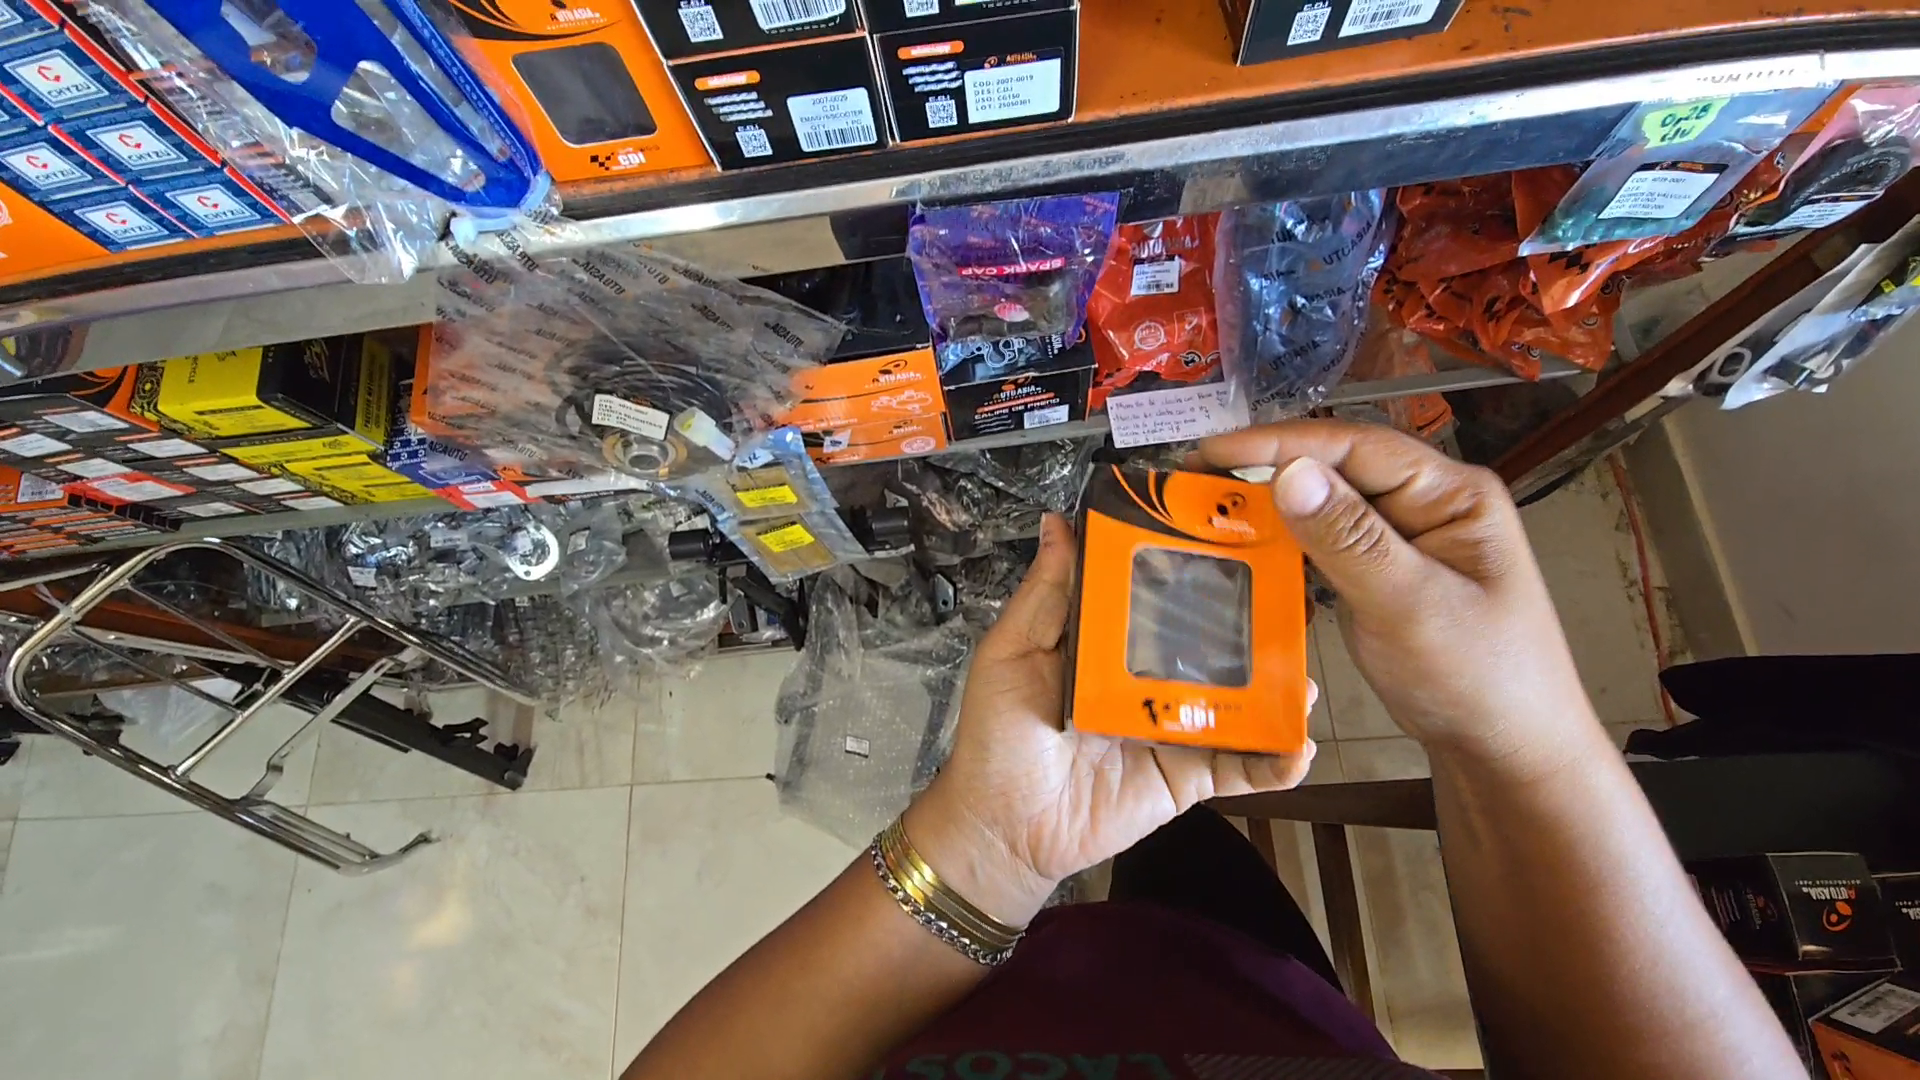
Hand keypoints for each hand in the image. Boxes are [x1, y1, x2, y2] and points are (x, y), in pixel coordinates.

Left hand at [905, 513, 1317, 927]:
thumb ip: (1046, 594)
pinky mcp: (1186, 777)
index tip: (1234, 539)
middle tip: (1291, 598)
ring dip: (1274, 687)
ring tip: (1306, 670)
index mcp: (1107, 643)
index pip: (1156, 597)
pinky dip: (1274, 759)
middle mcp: (1146, 678)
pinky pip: (1237, 766)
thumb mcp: (1013, 652)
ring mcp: (1172, 728)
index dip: (1190, 570)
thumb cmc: (1000, 731)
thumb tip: (1057, 522)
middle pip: (1206, 646)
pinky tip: (1299, 742)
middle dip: (1248, 625)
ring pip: (1234, 701)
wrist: (1004, 827)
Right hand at [1199, 419, 1600, 771]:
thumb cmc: (1477, 677)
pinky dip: (1283, 546)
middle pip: (1335, 471)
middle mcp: (1422, 505)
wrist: (1503, 750)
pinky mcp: (1375, 574)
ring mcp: (1397, 541)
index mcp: (1449, 494)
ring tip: (1210, 509)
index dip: (1279, 443)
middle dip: (1266, 471)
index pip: (1355, 447)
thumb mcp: (1410, 605)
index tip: (1211, 450)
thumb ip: (1349, 539)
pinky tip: (1247, 550)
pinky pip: (1320, 546)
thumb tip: (1286, 473)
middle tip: (1196, 479)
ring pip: (1322, 508)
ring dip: (1270, 509)